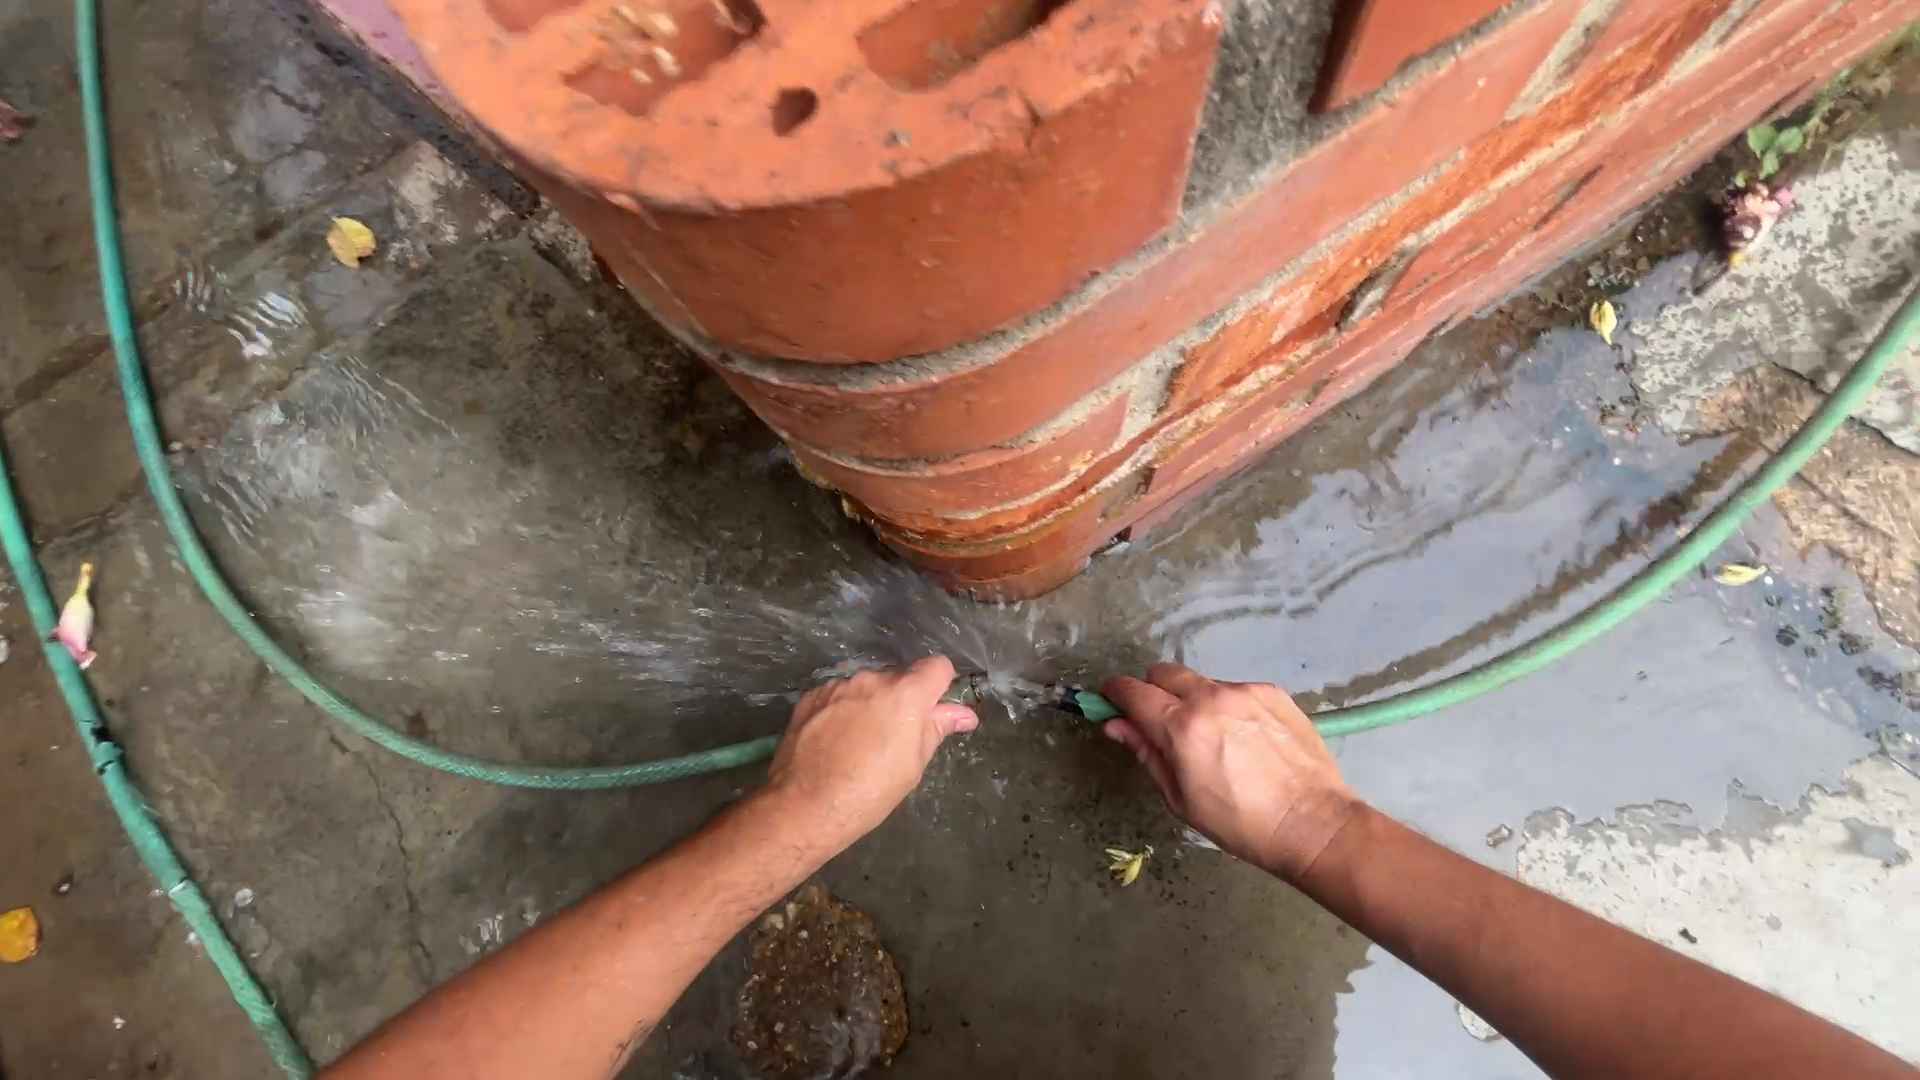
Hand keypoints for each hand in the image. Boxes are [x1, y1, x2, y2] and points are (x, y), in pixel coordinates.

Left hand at [760, 656, 978, 858]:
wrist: (804, 805)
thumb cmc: (869, 792)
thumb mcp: (913, 765)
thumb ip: (937, 729)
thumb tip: (964, 714)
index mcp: (905, 695)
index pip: (937, 666)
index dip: (939, 686)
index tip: (933, 709)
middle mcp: (872, 679)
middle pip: (900, 677)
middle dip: (903, 699)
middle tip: (894, 737)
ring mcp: (838, 685)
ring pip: (867, 685)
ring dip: (871, 703)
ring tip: (859, 742)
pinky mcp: (812, 695)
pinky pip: (839, 694)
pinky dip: (843, 709)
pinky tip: (835, 739)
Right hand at [1100, 664, 1359, 880]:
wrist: (1315, 825)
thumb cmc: (1240, 824)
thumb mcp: (1180, 798)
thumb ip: (1145, 753)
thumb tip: (1114, 724)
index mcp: (1181, 727)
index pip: (1132, 691)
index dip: (1114, 692)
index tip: (1109, 700)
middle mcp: (1209, 698)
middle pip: (1162, 672)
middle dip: (1152, 690)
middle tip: (1161, 722)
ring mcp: (1243, 691)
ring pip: (1199, 682)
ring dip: (1192, 700)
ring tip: (1213, 738)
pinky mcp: (1271, 692)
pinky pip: (1233, 690)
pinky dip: (1226, 706)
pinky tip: (1245, 738)